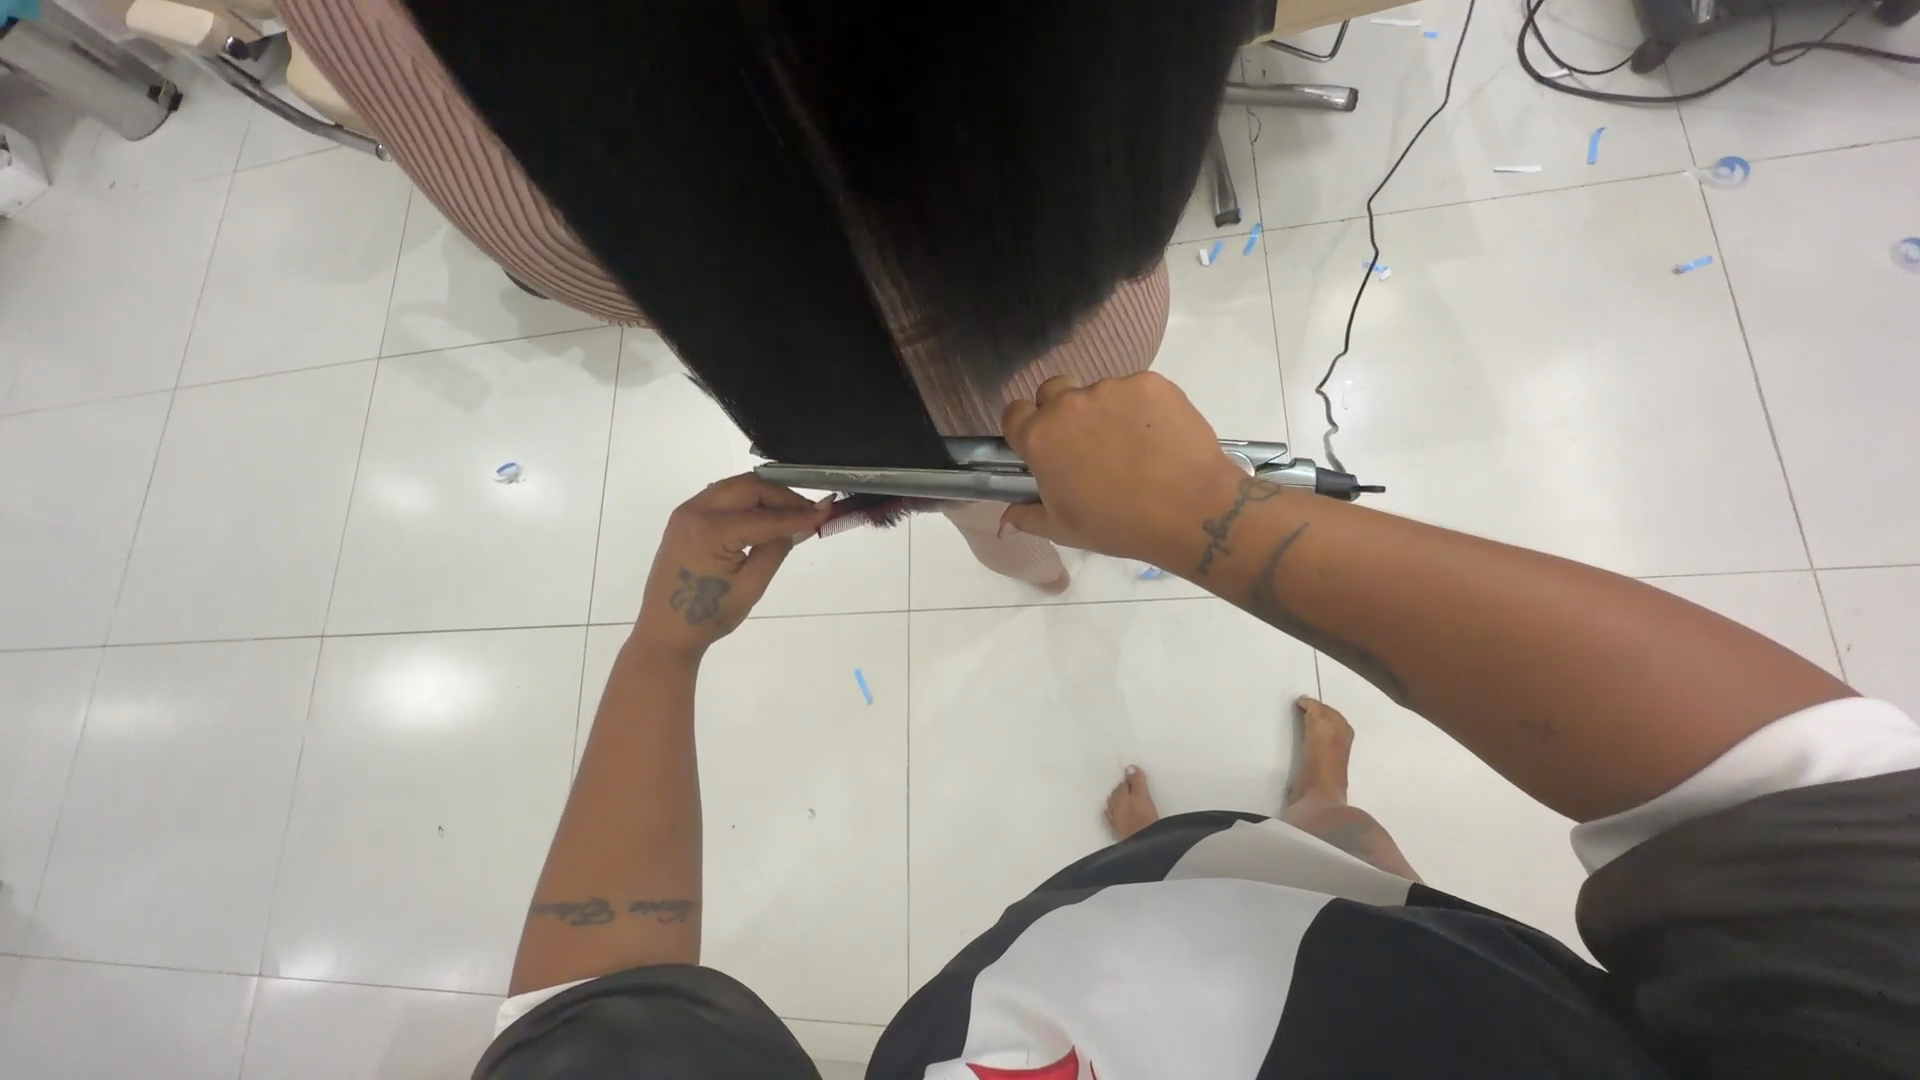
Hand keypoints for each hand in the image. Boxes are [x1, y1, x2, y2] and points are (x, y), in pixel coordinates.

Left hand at [632, 474, 831, 658]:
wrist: (666, 631)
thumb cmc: (710, 615)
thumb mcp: (752, 585)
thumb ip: (777, 548)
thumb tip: (803, 524)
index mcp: (711, 530)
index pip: (765, 516)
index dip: (798, 515)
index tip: (826, 512)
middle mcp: (695, 511)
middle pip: (749, 487)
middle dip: (782, 497)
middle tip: (809, 512)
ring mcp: (686, 512)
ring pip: (735, 487)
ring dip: (764, 496)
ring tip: (791, 515)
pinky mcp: (685, 519)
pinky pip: (721, 498)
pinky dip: (746, 502)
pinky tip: (764, 518)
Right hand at [999, 373, 1244, 563]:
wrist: (1190, 510)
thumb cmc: (1118, 526)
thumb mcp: (1063, 530)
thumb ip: (1026, 516)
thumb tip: (1005, 517)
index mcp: (1040, 438)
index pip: (1013, 413)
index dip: (1024, 427)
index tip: (1041, 446)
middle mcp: (1069, 404)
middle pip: (1052, 392)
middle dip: (1060, 411)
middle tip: (1085, 444)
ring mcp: (1111, 388)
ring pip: (1097, 392)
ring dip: (1105, 412)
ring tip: (1132, 447)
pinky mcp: (1149, 382)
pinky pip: (1135, 390)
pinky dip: (1141, 409)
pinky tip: (1156, 438)